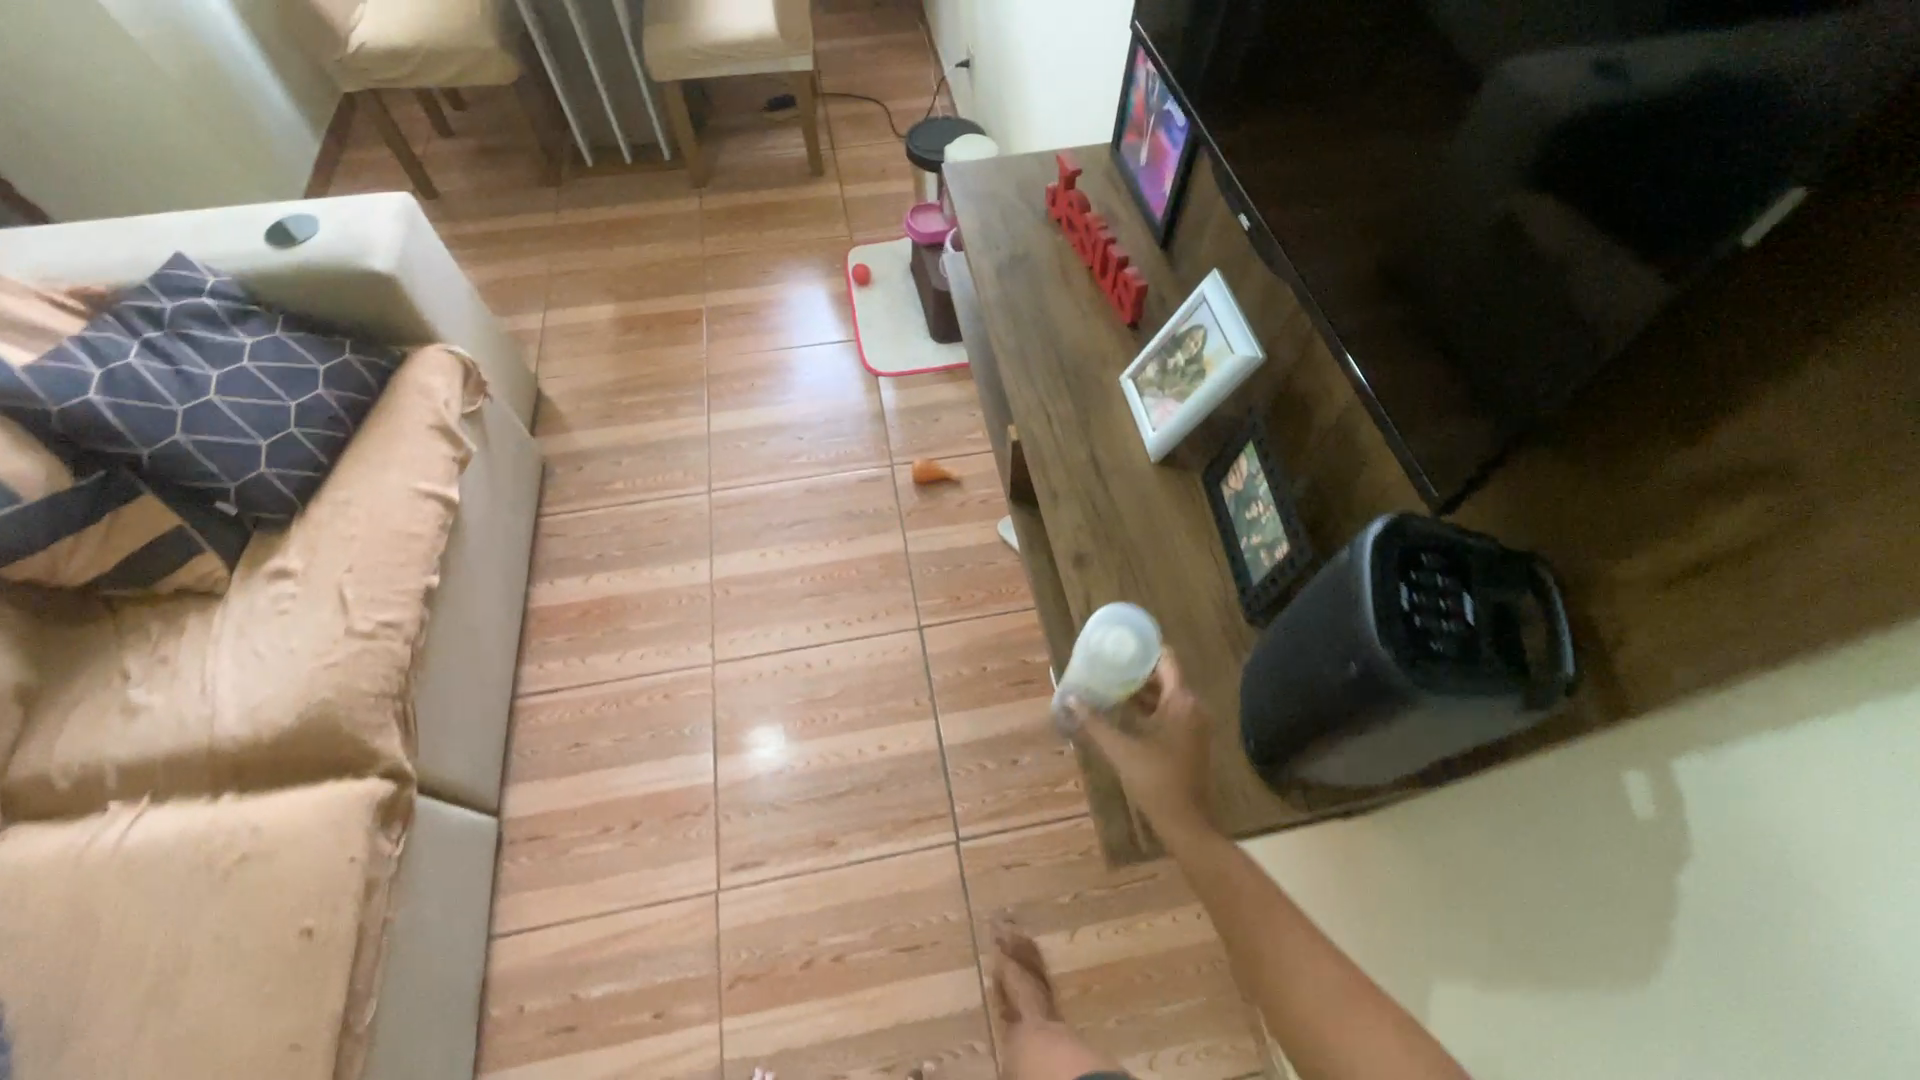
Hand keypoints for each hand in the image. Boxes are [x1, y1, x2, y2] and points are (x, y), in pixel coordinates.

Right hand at [1068, 649, 1216, 839]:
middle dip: (1136, 670)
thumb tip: (1070, 698)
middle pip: (1165, 676)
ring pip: (1166, 695)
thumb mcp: (1121, 749)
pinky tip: (1123, 711)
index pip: (1166, 659)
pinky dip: (1149, 707)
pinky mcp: (1190, 740)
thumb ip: (1095, 722)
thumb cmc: (1155, 781)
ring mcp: (1194, 724)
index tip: (1119, 643)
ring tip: (1109, 684)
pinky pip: (1169, 711)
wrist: (1185, 821)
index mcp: (1181, 701)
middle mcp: (1193, 707)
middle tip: (1106, 663)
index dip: (1144, 649)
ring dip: (1140, 690)